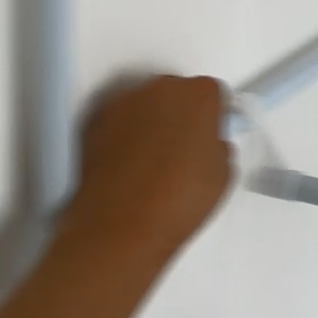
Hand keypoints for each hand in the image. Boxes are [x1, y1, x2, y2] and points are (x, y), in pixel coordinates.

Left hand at [59, 74, 234, 259]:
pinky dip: (122, 133)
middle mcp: (163, 87)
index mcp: (201, 95)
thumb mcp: (223, 173)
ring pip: (146, 103)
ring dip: (150, 121)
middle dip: (180, 113)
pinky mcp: (94, 121)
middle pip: (177, 92)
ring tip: (147, 159)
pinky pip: (118, 120)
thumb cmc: (180, 200)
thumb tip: (204, 144)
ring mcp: (125, 101)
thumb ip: (217, 145)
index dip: (211, 118)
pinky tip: (125, 163)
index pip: (213, 94)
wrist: (119, 230)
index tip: (205, 140)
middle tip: (178, 149)